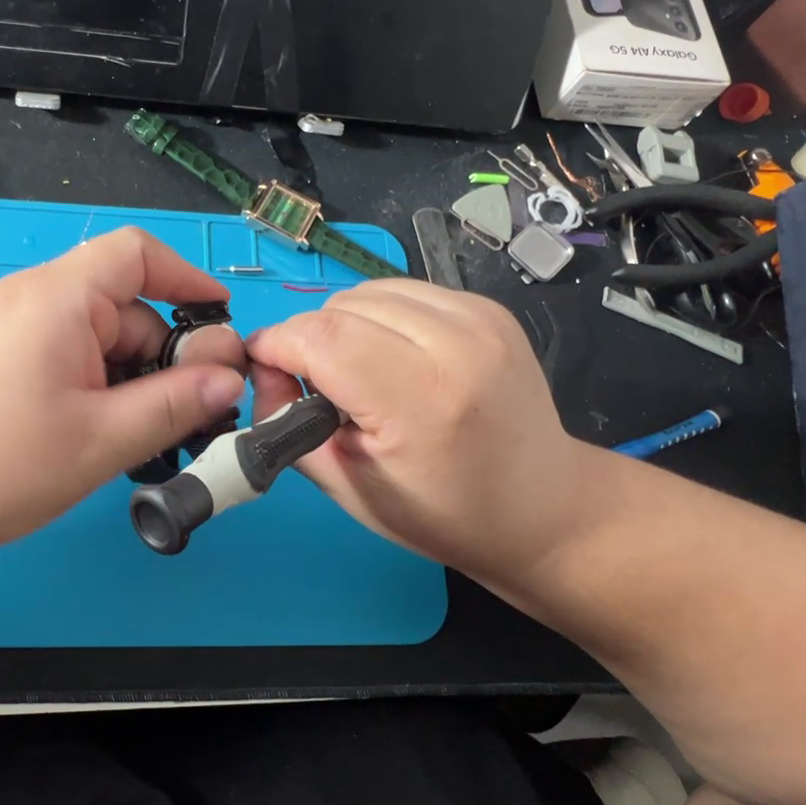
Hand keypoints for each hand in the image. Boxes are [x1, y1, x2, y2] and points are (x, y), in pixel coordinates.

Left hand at [0, 228, 246, 555]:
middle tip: (181, 415)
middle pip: (122, 305)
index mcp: (56, 299)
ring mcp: (8, 322)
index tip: (219, 323)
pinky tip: (97, 429)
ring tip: (133, 435)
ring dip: (127, 377)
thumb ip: (174, 404)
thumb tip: (230, 377)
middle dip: (160, 355)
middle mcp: (30, 296)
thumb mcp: (102, 439)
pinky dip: (95, 381)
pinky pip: (66, 350)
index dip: (187, 279)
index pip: (136, 253)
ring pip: (96, 335)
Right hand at [246, 280, 585, 577]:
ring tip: (353, 370)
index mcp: (421, 399)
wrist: (542, 507)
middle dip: (307, 338)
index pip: (321, 336)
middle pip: (340, 307)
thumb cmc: (440, 514)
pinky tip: (389, 355)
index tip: (263, 368)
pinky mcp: (487, 308)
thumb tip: (265, 370)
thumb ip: (288, 424)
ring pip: (368, 290)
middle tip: (312, 383)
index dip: (276, 346)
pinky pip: (402, 291)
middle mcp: (456, 343)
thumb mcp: (346, 485)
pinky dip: (377, 316)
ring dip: (341, 323)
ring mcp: (478, 318)